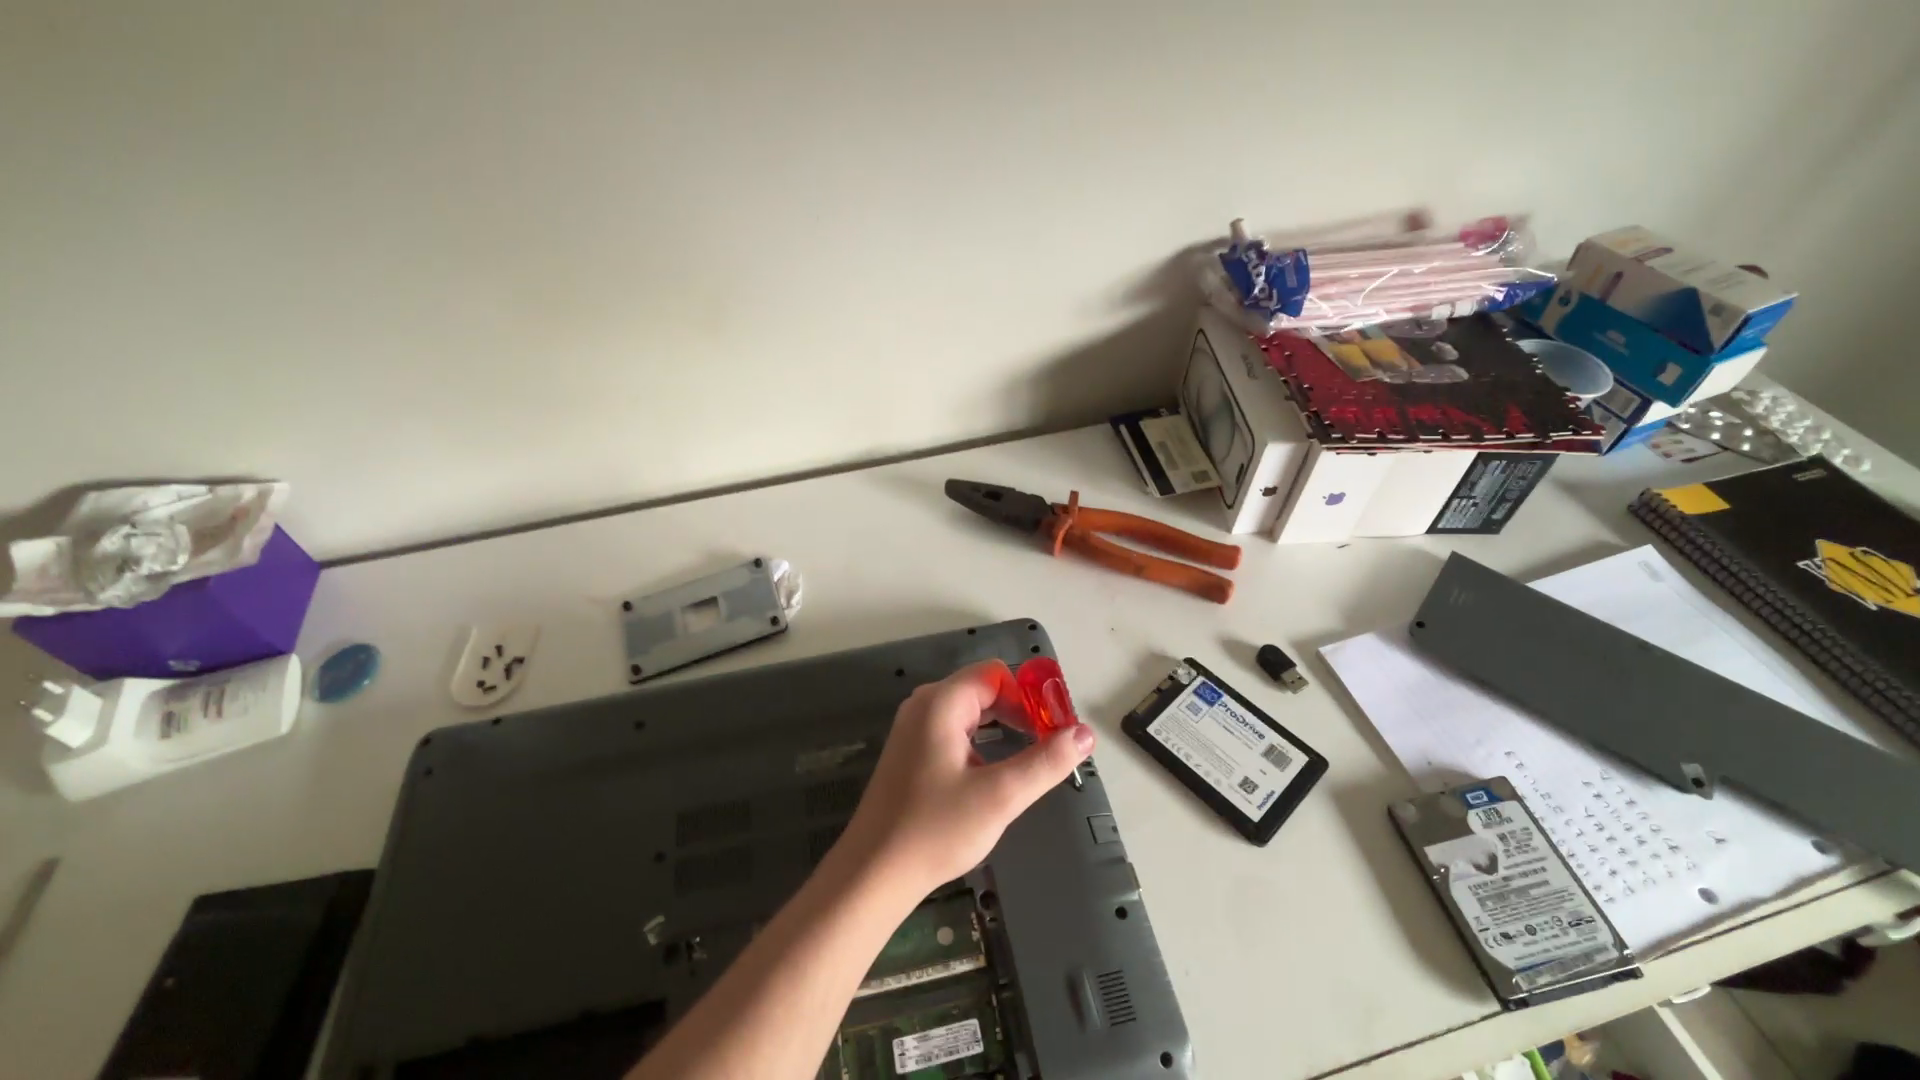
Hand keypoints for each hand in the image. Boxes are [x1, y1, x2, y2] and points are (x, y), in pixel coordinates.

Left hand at [836, 660, 1094, 893]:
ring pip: (971, 713)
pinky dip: (982, 745)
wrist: (875, 872)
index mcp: (941, 703)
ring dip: (1003, 730)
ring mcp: (914, 730)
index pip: (998, 674)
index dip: (1031, 696)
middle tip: (1049, 750)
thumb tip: (1084, 734)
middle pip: (985, 690)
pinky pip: (956, 733)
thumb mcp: (1000, 795)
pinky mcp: (912, 754)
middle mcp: (924, 707)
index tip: (1056, 730)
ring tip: (1029, 765)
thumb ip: (1046, 762)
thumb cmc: (936, 829)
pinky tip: (994, 777)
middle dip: (1021, 713)